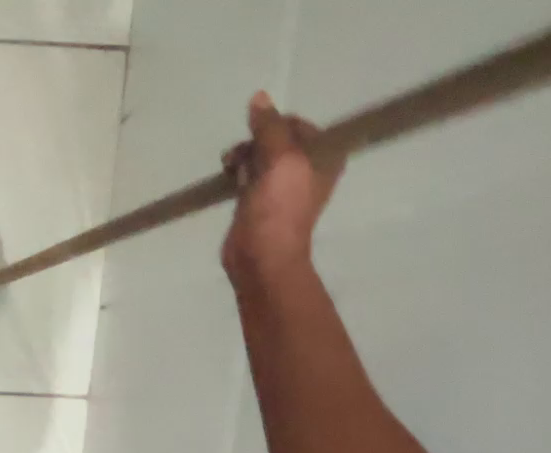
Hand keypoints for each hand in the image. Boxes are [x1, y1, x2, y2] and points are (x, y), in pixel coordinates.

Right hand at [222, 91, 343, 282]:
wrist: (261, 258)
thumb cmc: (279, 208)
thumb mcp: (281, 159)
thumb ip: (269, 127)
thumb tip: (258, 97)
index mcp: (324, 155)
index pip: (296, 124)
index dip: (272, 125)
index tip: (254, 137)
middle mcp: (306, 167)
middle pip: (276, 139)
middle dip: (255, 141)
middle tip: (238, 155)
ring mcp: (281, 186)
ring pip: (260, 156)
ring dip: (243, 155)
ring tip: (228, 166)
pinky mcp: (258, 201)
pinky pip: (248, 174)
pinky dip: (237, 171)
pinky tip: (227, 176)